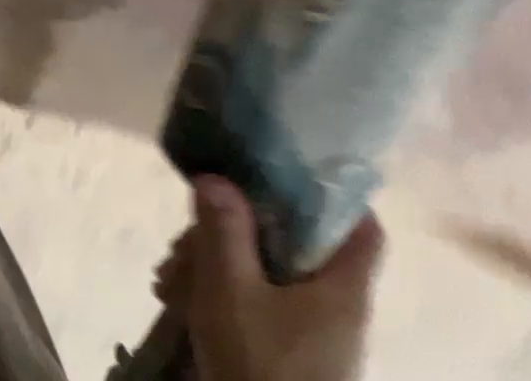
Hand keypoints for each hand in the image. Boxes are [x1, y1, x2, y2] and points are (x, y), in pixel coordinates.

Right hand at [156, 178, 384, 380]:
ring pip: (265, 270)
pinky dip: (218, 289)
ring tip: (169, 277)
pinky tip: (176, 296)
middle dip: (232, 230)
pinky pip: (256, 299)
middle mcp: (335, 303)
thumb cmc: (260, 361)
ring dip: (213, 262)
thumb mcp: (230, 289)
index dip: (331, 193)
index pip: (361, 226)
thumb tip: (216, 174)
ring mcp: (313, 328)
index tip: (279, 170)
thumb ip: (224, 230)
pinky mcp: (289, 346)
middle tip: (185, 239)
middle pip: (292, 243)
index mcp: (340, 287)